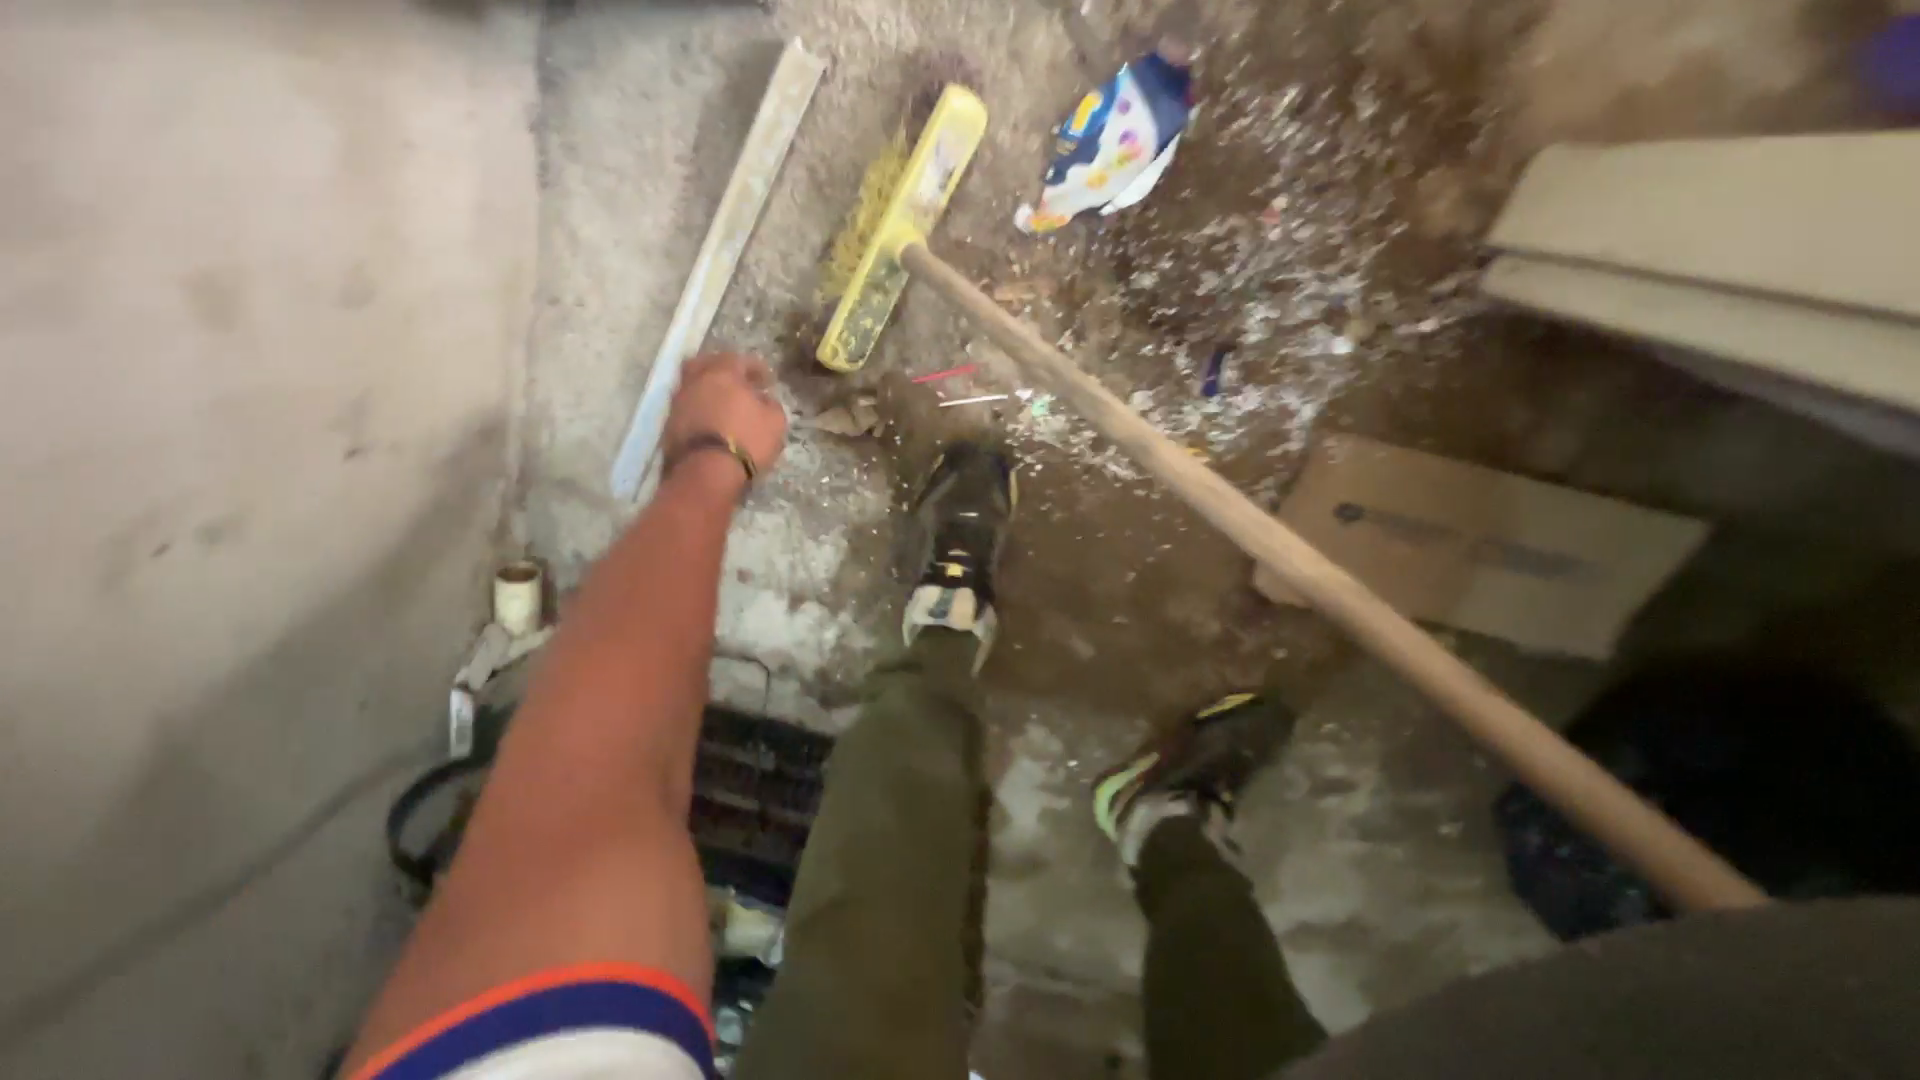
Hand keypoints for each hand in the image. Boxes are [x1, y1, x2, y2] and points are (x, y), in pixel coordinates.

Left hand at [664, 352, 787, 476]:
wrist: (705, 473)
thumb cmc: (746, 441)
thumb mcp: (774, 423)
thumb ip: (771, 404)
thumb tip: (763, 400)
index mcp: (722, 373)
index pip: (739, 359)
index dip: (756, 367)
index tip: (767, 380)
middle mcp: (696, 381)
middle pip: (705, 363)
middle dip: (721, 368)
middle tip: (735, 381)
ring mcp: (678, 402)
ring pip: (692, 385)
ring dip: (706, 390)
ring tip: (721, 404)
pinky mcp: (668, 424)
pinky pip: (686, 408)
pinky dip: (698, 409)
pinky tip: (709, 421)